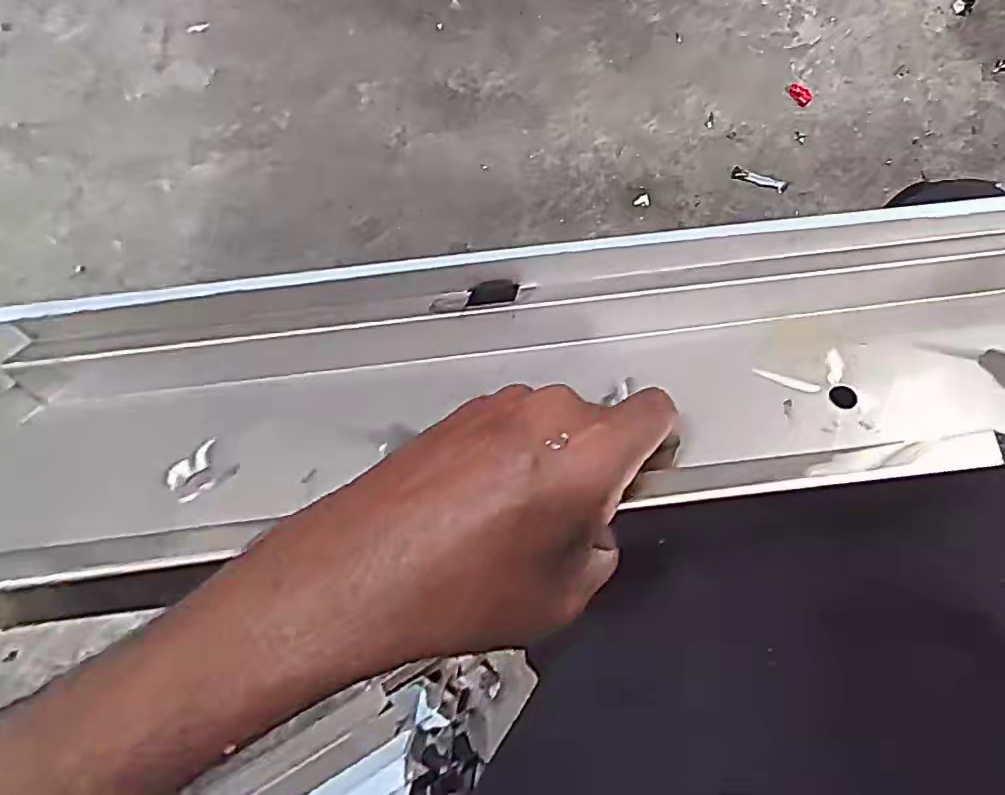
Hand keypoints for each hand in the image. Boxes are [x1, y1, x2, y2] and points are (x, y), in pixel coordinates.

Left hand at [181, 384, 678, 679]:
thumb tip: (596, 532)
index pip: (658, 410)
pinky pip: (517, 422)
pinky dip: (514, 452)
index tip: (647, 465)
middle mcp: (551, 415)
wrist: (345, 581)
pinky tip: (480, 503)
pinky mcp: (468, 411)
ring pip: (561, 421)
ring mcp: (505, 407)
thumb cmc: (443, 591)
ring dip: (554, 456)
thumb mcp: (561, 597)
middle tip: (569, 513)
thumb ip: (605, 550)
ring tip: (513, 514)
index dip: (660, 441)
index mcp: (588, 453)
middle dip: (601, 461)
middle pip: (608, 421)